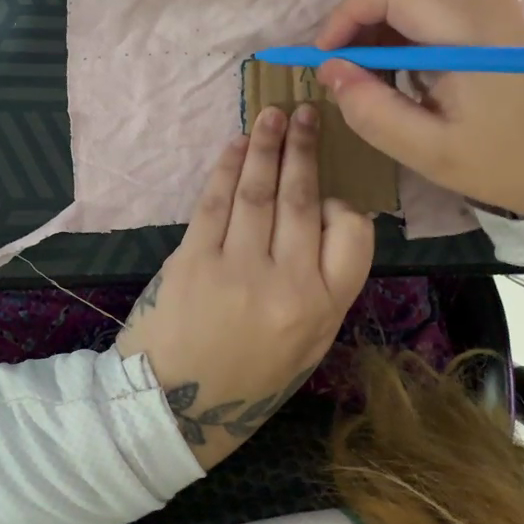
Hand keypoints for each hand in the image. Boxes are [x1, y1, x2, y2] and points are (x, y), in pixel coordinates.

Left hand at [114, 104, 374, 470]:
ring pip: (259, 189)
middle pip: (302, 199)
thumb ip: (322, 287)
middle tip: (305, 112)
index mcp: (323, 310)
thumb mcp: (305, 347)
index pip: (353, 235)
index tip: (327, 193)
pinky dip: (227, 166)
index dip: (343, 205)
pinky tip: (237, 144)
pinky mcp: (193, 257)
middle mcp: (287, 284)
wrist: (169, 411)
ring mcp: (238, 268)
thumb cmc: (244, 380)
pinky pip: (216, 199)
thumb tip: (323, 217)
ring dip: (267, 145)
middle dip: (304, 148)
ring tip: (273, 113)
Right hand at [313, 0, 523, 218]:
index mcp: (471, 30)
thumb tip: (329, 71)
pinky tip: (395, 70)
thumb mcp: (429, 151)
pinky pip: (429, 5)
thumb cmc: (504, 163)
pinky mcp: (490, 18)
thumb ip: (372, 111)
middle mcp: (482, 2)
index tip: (324, 57)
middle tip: (340, 67)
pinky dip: (399, 28)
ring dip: (376, 24)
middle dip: (357, 18)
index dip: (346, 15)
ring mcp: (490, 6)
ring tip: (365, 75)